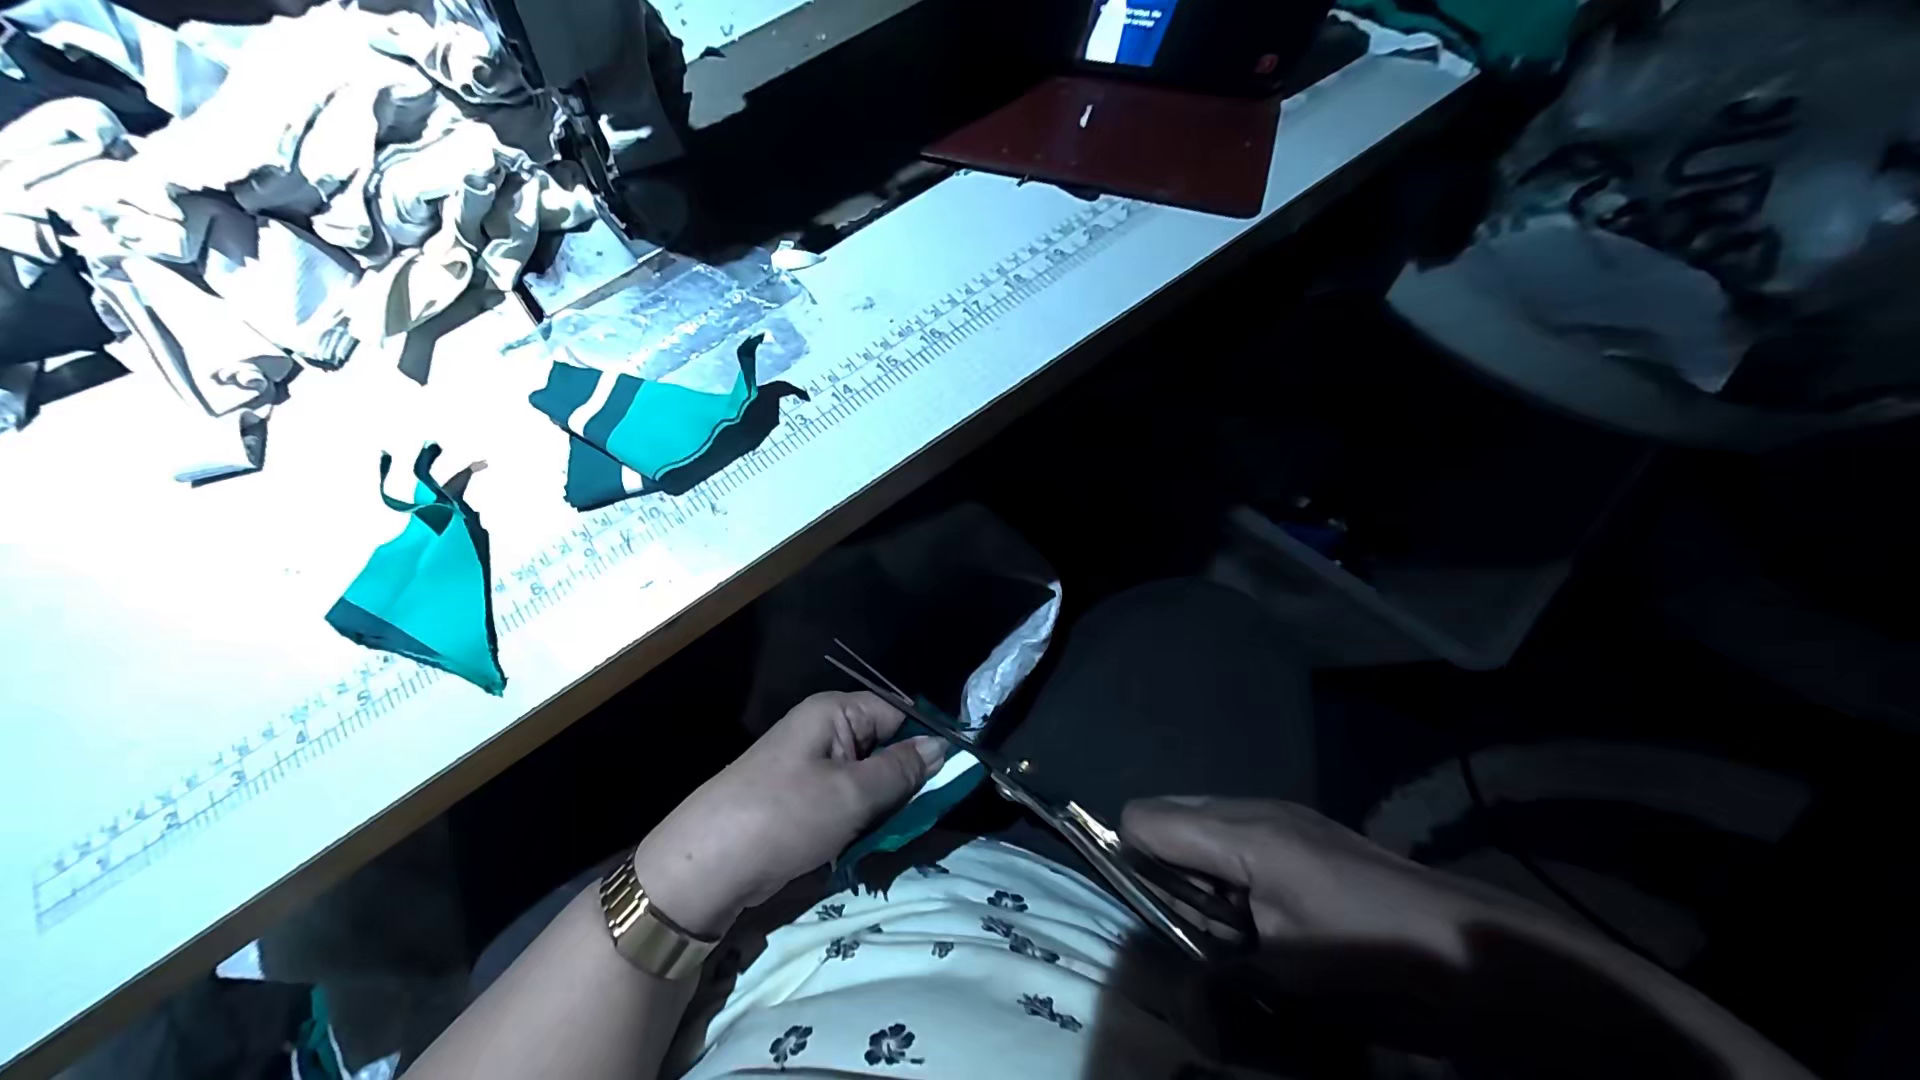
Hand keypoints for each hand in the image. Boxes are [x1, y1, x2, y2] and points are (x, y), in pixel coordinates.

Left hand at [632, 692, 946, 937]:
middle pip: (885, 745)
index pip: (898, 711)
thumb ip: (902, 768)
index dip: (926, 739)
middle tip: (916, 815)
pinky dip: (859, 820)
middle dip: (904, 779)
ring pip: (869, 778)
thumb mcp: (853, 793)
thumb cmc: (784, 816)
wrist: (705, 867)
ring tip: (884, 834)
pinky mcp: (802, 798)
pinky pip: (847, 799)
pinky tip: (860, 844)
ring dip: (882, 806)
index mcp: (834, 712)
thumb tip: (940, 746)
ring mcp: (811, 766)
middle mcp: (823, 730)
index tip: (951, 776)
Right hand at [1121, 797, 1504, 970]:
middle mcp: (1251, 809)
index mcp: (1239, 834)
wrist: (1478, 950)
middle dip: (1166, 869)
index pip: (1143, 820)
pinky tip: (1265, 911)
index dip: (1131, 860)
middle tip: (1200, 923)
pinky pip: (1235, 835)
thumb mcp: (1288, 979)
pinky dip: (1229, 869)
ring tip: (1236, 923)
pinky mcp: (1302, 829)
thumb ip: (1215, 978)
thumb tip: (1176, 1000)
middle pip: (1167, 817)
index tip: (1151, 910)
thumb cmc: (1374, 959)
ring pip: (1200, 826)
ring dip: (1199, 872)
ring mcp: (1281, 814)